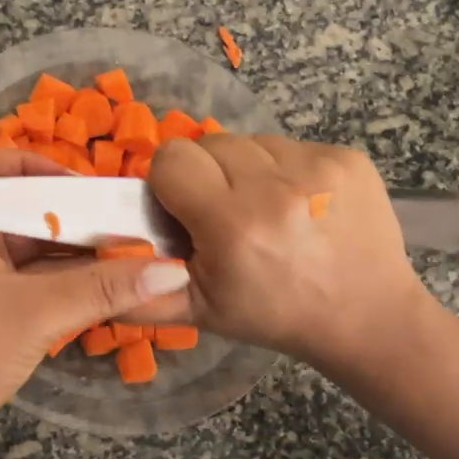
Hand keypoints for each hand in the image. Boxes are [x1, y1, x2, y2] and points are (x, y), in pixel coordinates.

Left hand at [0, 149, 192, 443]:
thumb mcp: (37, 312)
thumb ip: (103, 288)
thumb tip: (173, 271)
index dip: (30, 163)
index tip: (77, 182)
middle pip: (16, 206)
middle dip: (67, 211)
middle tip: (119, 219)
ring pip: (27, 244)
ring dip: (71, 248)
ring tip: (125, 250)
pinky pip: (29, 275)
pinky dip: (62, 276)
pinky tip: (105, 283)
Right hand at [146, 134, 436, 372]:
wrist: (368, 317)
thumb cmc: (274, 315)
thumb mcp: (198, 313)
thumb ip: (137, 293)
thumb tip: (91, 269)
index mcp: (232, 224)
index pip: (171, 159)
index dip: (169, 182)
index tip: (183, 210)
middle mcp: (276, 187)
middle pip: (208, 143)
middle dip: (205, 173)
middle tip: (222, 212)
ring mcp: (318, 167)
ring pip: (249, 140)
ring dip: (244, 169)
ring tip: (263, 209)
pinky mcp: (347, 157)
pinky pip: (288, 144)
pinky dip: (283, 169)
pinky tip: (298, 205)